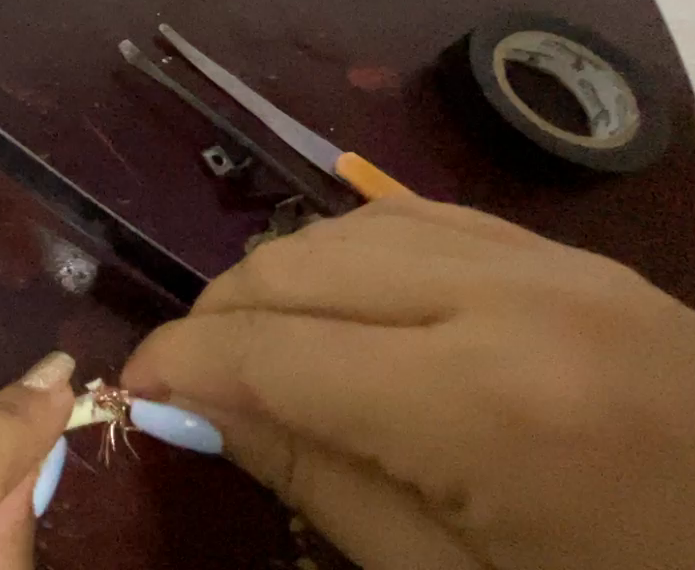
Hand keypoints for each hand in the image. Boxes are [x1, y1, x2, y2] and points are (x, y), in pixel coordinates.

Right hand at [123, 195, 694, 569]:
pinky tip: (333, 305)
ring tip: (258, 348)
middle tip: (192, 380)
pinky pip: (402, 221)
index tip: (130, 386)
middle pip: (290, 271)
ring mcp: (547, 262)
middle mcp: (511, 300)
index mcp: (493, 409)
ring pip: (334, 231)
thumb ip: (309, 473)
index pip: (271, 353)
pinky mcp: (564, 253)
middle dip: (214, 321)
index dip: (179, 364)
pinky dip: (339, 256)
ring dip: (270, 284)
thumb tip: (186, 402)